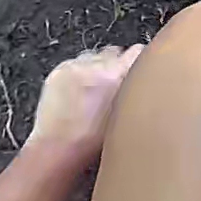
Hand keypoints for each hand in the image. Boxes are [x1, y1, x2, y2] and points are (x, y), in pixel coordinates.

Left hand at [27, 45, 142, 162]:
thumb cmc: (93, 141)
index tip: (136, 69)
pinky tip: (75, 94)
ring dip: (95, 68)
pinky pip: (74, 64)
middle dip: (114, 65)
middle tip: (111, 86)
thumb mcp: (128, 114)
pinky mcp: (60, 69)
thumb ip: (136, 89)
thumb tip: (142, 77)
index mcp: (120, 75)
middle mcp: (98, 65)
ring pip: (93, 56)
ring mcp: (76, 65)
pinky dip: (77, 74)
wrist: (58, 150)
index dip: (137, 61)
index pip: (137, 50)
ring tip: (90, 92)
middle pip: (115, 51)